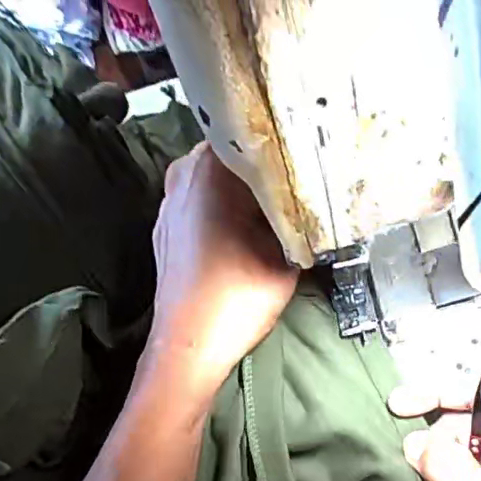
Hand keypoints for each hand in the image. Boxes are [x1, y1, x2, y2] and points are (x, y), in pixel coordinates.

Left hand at [140, 143, 297, 406]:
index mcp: (211, 164)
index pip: (259, 129)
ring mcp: (169, 203)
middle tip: (301, 184)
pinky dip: (222, 212)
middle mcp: (183, 173)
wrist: (187, 350)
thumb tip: (313, 203)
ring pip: (217, 181)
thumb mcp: (286, 257)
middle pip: (236, 154)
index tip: (315, 154)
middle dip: (266, 169)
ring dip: (244, 192)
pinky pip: (201, 206)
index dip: (290, 142)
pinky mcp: (165, 231)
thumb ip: (301, 221)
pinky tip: (244, 231)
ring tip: (276, 209)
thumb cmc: (234, 300)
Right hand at [392, 374, 480, 480]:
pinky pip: (465, 464)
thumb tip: (410, 442)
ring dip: (436, 455)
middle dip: (436, 432)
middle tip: (405, 456)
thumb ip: (445, 466)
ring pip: (464, 441)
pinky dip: (442, 470)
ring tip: (414, 474)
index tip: (398, 405)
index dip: (441, 392)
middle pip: (472, 416)